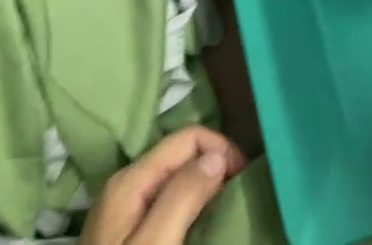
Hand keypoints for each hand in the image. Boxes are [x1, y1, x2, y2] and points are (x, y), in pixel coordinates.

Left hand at [79, 125, 245, 244]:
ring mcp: (128, 208)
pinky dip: (192, 204)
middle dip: (216, 166)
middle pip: (182, 154)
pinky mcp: (131, 230)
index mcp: (132, 179)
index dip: (221, 150)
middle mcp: (128, 184)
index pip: (187, 137)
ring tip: (228, 209)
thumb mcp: (155, 244)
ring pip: (177, 177)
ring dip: (206, 186)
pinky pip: (169, 201)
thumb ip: (183, 196)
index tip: (244, 181)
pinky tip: (204, 225)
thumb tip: (216, 155)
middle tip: (241, 197)